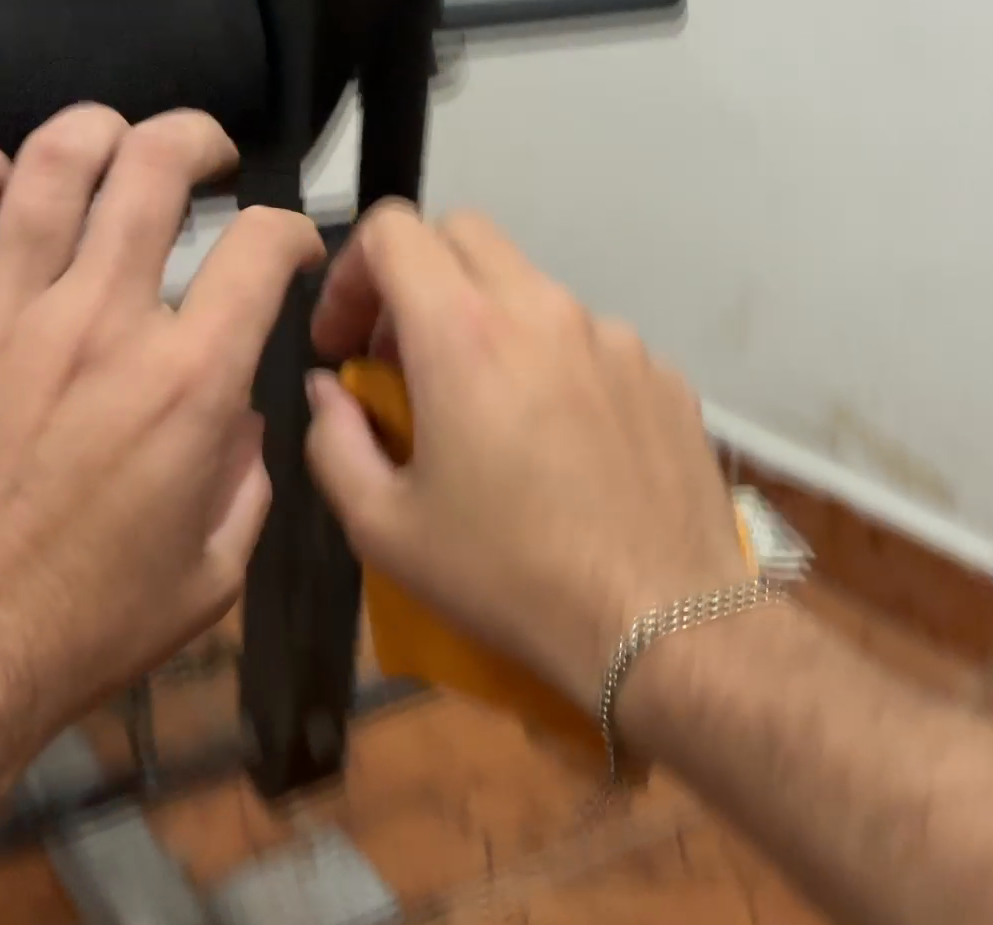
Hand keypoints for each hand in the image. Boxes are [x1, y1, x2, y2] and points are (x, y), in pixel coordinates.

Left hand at [0, 105, 323, 784]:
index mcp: (189, 389)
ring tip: (113, 141)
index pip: (260, 255)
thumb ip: (246, 487)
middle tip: (208, 153)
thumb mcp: (212, 577)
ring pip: (49, 166)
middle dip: (196, 142)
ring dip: (95, 133)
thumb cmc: (88, 628)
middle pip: (155, 173)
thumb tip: (240, 425)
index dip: (291, 231)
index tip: (292, 247)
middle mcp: (102, 327)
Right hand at [304, 203, 744, 714]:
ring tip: (486, 417)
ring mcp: (617, 339)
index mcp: (465, 335)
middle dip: (415, 283)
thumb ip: (333, 442)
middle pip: (464, 239)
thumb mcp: (384, 528)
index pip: (393, 232)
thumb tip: (328, 392)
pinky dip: (551, 367)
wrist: (660, 623)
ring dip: (487, 328)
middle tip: (403, 364)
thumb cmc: (507, 579)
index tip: (344, 345)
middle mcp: (546, 312)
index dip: (349, 276)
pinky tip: (559, 446)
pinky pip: (589, 344)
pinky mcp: (663, 376)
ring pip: (532, 292)